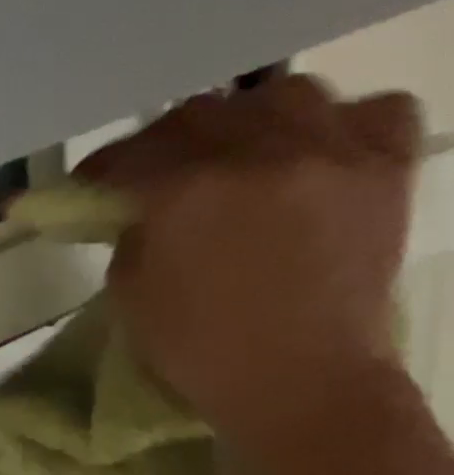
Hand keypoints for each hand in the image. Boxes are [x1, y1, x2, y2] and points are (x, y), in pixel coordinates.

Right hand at [76, 75, 424, 457]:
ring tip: (235, 152)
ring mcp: (334, 155)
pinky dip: (338, 123)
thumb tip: (134, 203)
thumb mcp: (131, 287)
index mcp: (186, 190)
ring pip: (283, 96)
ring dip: (247, 119)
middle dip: (164, 141)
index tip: (87, 184)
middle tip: (150, 171)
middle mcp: (261, 154)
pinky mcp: (387, 168)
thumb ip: (131, 230)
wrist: (299, 379)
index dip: (100, 167)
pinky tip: (313, 153)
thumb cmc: (197, 345)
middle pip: (200, 114)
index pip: (130, 155)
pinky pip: (372, 110)